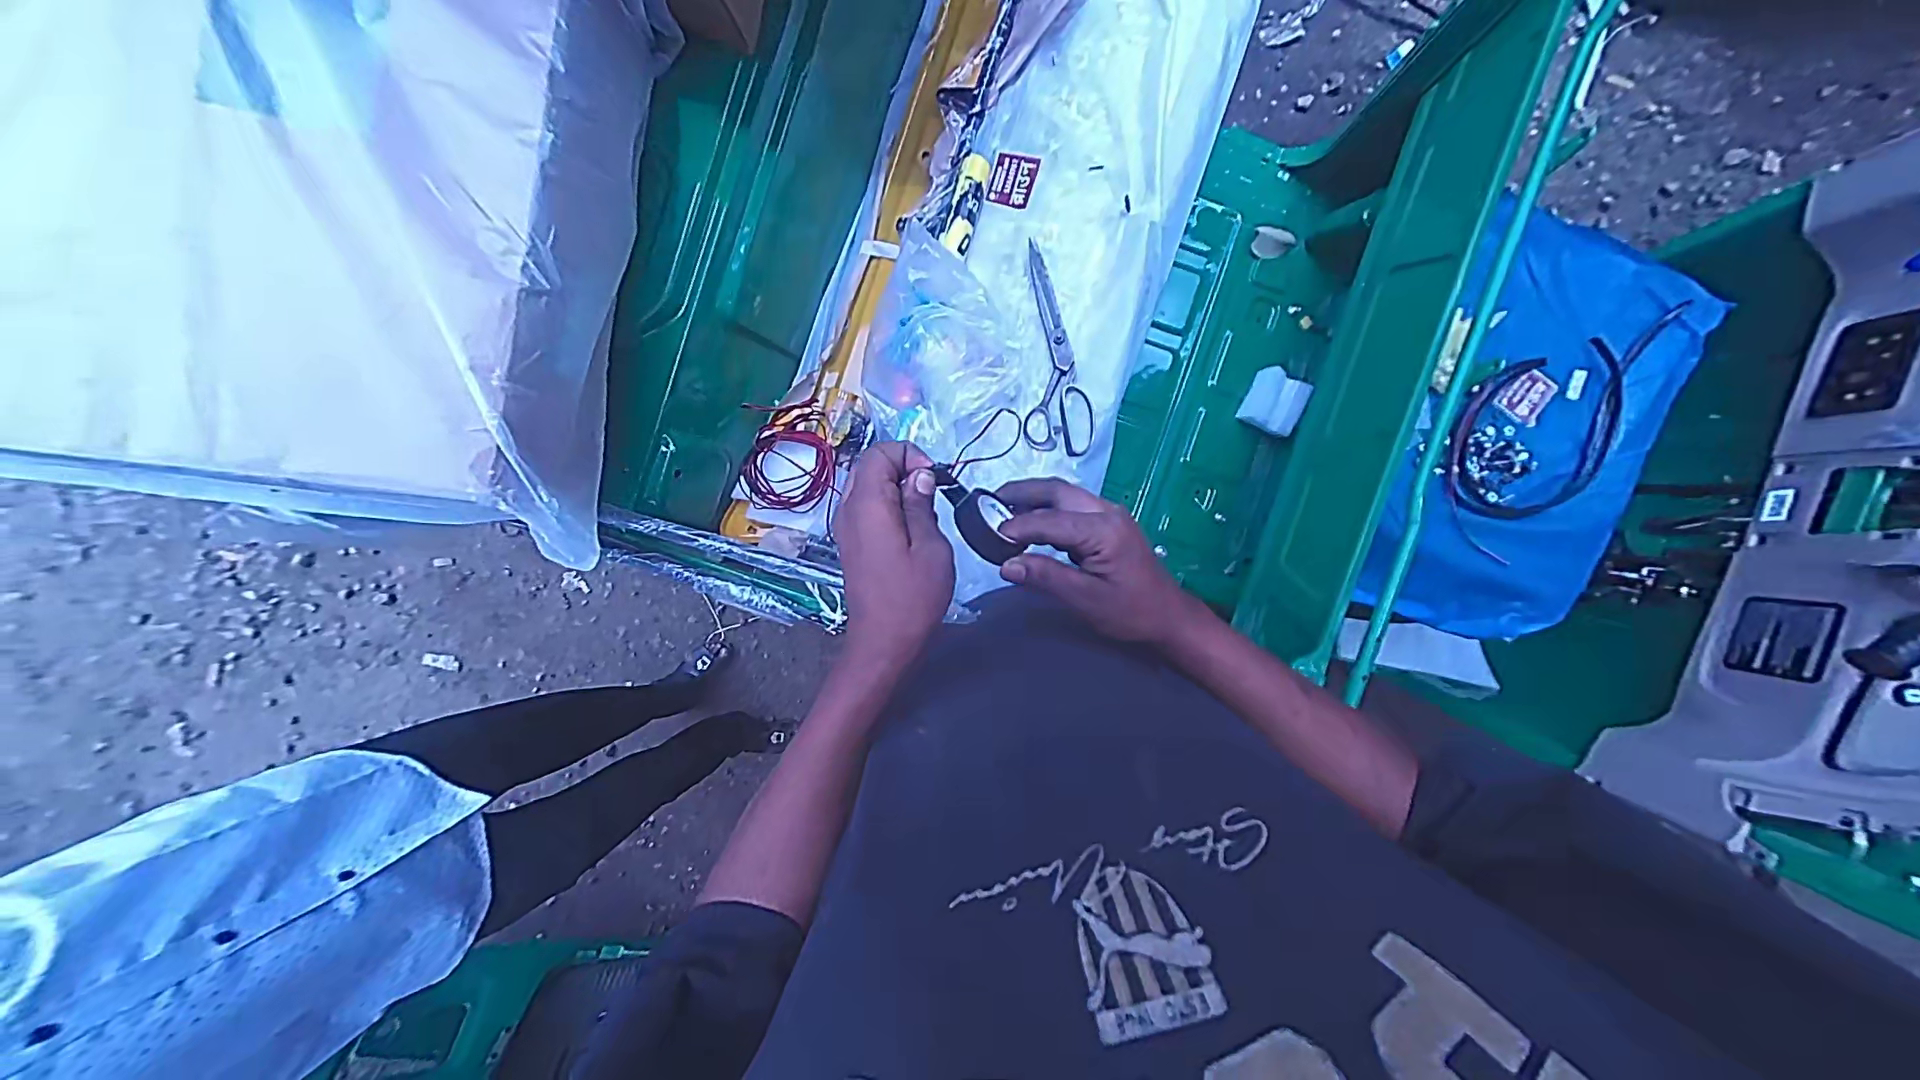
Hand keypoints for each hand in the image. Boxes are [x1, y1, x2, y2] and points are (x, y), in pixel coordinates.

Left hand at [833, 441, 954, 669]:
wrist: (883, 641)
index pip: (878, 453)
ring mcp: (845, 527)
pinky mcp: (851, 542)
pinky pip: (865, 507)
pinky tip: (910, 526)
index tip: (933, 478)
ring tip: (924, 509)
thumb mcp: (931, 547)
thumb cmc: (912, 597)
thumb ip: (922, 505)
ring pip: (867, 485)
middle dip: (903, 467)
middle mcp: (848, 510)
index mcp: (867, 505)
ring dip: (896, 486)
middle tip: (932, 492)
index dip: (908, 454)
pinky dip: (887, 504)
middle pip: (869, 465)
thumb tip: (919, 476)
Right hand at [995, 478, 1212, 647]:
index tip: (990, 534)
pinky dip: (1046, 509)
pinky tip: (1029, 522)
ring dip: (1033, 498)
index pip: (1050, 520)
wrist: (1167, 615)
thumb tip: (1007, 565)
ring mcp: (1109, 514)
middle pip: (1057, 491)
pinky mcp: (1108, 522)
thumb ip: (1046, 577)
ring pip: (1064, 494)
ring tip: (1002, 509)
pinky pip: (1071, 506)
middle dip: (1021, 493)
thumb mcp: (1085, 600)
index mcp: (1103, 530)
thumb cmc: (1130, 612)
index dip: (1017, 525)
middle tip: (989, 503)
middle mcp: (1106, 512)